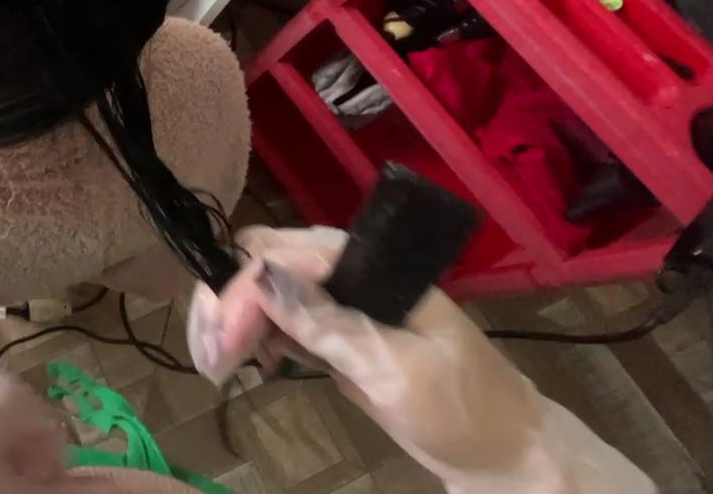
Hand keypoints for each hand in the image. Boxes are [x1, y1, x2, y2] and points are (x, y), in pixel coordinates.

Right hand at [186, 227, 654, 492]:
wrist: (505, 454)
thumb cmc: (463, 409)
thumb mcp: (395, 369)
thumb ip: (326, 323)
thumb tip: (259, 277)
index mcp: (356, 259)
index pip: (274, 259)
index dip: (238, 298)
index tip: (219, 349)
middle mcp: (335, 264)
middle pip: (254, 264)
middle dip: (222, 306)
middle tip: (207, 360)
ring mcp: (330, 294)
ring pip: (254, 286)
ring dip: (228, 319)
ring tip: (216, 365)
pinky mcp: (326, 324)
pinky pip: (270, 313)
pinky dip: (248, 332)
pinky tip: (246, 360)